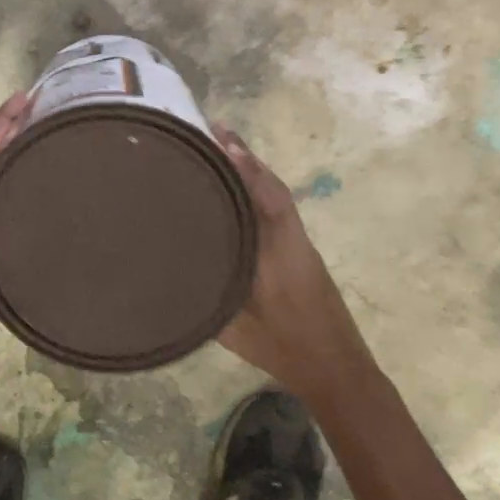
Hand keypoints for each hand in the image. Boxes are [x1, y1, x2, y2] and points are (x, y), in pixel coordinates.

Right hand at [213, 127, 363, 390]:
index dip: (243, 165)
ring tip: (213, 147)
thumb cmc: (288, 351)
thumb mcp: (237, 329)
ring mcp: (295, 243)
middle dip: (238, 156)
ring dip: (245, 170)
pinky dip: (252, 190)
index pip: (266, 195)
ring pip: (270, 196)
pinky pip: (271, 211)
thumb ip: (206, 299)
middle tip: (204, 130)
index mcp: (281, 250)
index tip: (217, 138)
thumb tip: (164, 271)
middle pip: (267, 186)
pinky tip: (228, 189)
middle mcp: (290, 238)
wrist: (336, 370)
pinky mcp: (295, 252)